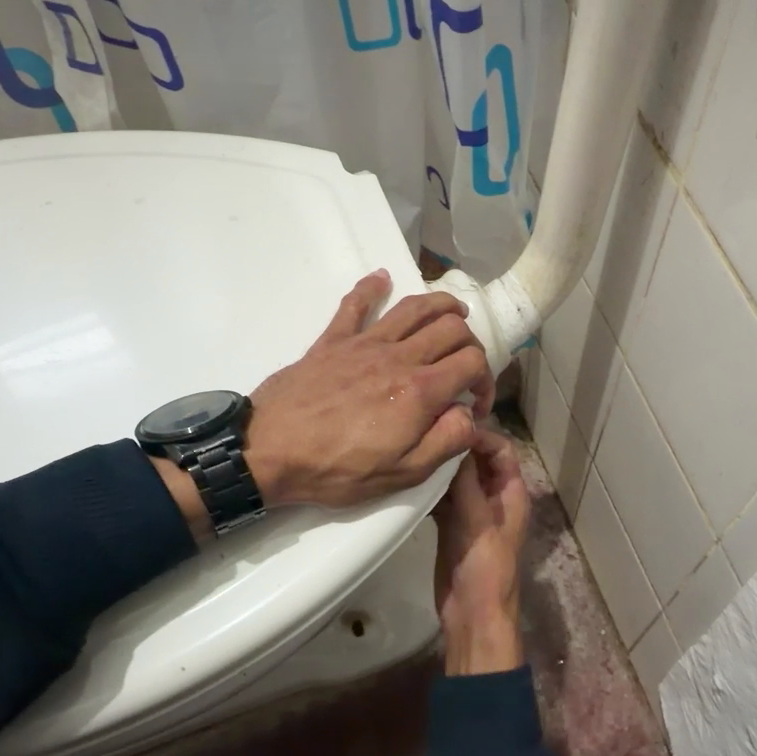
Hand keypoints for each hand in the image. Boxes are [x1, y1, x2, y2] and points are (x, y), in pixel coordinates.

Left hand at [244, 270, 494, 507]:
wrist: (269, 451)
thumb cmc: (338, 470)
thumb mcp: (404, 474)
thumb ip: (447, 441)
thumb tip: (469, 415)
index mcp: (420, 393)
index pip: (473, 363)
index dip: (486, 381)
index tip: (476, 405)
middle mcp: (399, 358)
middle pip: (451, 328)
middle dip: (471, 343)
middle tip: (467, 366)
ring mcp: (364, 344)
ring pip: (414, 307)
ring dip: (441, 304)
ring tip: (454, 313)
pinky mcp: (332, 341)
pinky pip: (356, 304)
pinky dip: (372, 287)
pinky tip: (383, 279)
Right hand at [433, 427, 529, 675]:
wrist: (473, 614)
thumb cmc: (484, 567)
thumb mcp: (476, 520)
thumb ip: (466, 481)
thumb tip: (455, 439)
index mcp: (511, 493)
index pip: (500, 449)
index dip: (478, 434)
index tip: (446, 426)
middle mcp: (493, 498)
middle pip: (475, 460)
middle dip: (453, 447)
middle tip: (420, 434)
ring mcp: (471, 513)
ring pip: (456, 479)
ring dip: (437, 468)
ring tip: (409, 453)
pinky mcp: (451, 527)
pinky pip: (441, 499)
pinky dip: (427, 490)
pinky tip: (405, 482)